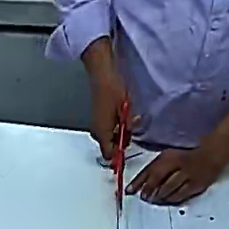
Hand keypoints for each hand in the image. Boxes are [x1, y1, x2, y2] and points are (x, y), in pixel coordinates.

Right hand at [80, 37, 136, 163]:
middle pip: (109, 146)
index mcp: (102, 131)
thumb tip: (131, 135)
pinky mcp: (98, 116)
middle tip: (132, 130)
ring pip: (109, 137)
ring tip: (128, 119)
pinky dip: (116, 126)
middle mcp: (97, 130)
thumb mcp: (126, 109)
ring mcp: (96, 123)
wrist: (102, 72)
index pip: (109, 154)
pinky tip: (122, 115)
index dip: (119, 157)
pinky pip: (108, 128)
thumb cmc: (113, 88)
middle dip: (121, 142)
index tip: (127, 156)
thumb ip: (128, 127)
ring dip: (119, 133)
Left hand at [127, 144, 228, 204]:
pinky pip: (180, 195)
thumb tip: (137, 186)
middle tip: (144, 196)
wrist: (211, 154)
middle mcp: (178, 164)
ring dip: (159, 196)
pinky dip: (171, 199)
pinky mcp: (196, 185)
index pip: (150, 169)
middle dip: (148, 190)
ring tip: (156, 198)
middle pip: (158, 179)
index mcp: (169, 156)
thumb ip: (154, 169)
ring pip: (168, 189)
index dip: (137, 181)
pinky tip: (168, 199)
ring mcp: (188, 175)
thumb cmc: (185, 157)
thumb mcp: (168, 157)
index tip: (128, 191)